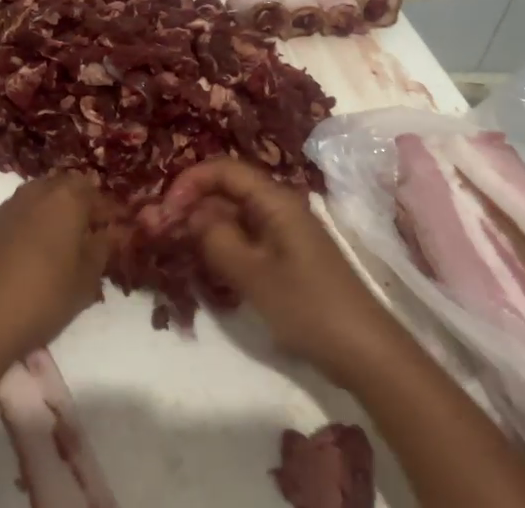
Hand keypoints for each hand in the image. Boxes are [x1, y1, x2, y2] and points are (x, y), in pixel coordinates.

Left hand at [0, 173, 111, 364]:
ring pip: (40, 195)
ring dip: (56, 209)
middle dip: (81, 202)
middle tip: (93, 231)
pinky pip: (20, 210)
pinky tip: (37, 246)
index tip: (118, 227)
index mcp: (66, 199)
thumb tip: (110, 231)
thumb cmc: (44, 297)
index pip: (94, 192)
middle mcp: (36, 192)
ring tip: (66, 239)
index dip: (108, 209)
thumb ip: (101, 249)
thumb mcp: (85, 280)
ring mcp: (9, 205)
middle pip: (65, 186)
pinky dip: (34, 219)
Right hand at [154, 159, 398, 383]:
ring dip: (202, 226)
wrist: (365, 353)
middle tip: (159, 231)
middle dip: (190, 204)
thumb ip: (213, 236)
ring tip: (174, 247)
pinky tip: (205, 266)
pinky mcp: (286, 258)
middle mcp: (279, 208)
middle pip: (226, 190)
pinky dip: (221, 245)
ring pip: (233, 216)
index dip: (189, 182)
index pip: (223, 170)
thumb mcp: (251, 272)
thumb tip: (187, 213)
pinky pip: (245, 238)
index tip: (165, 211)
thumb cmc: (308, 306)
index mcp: (275, 200)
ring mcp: (284, 234)